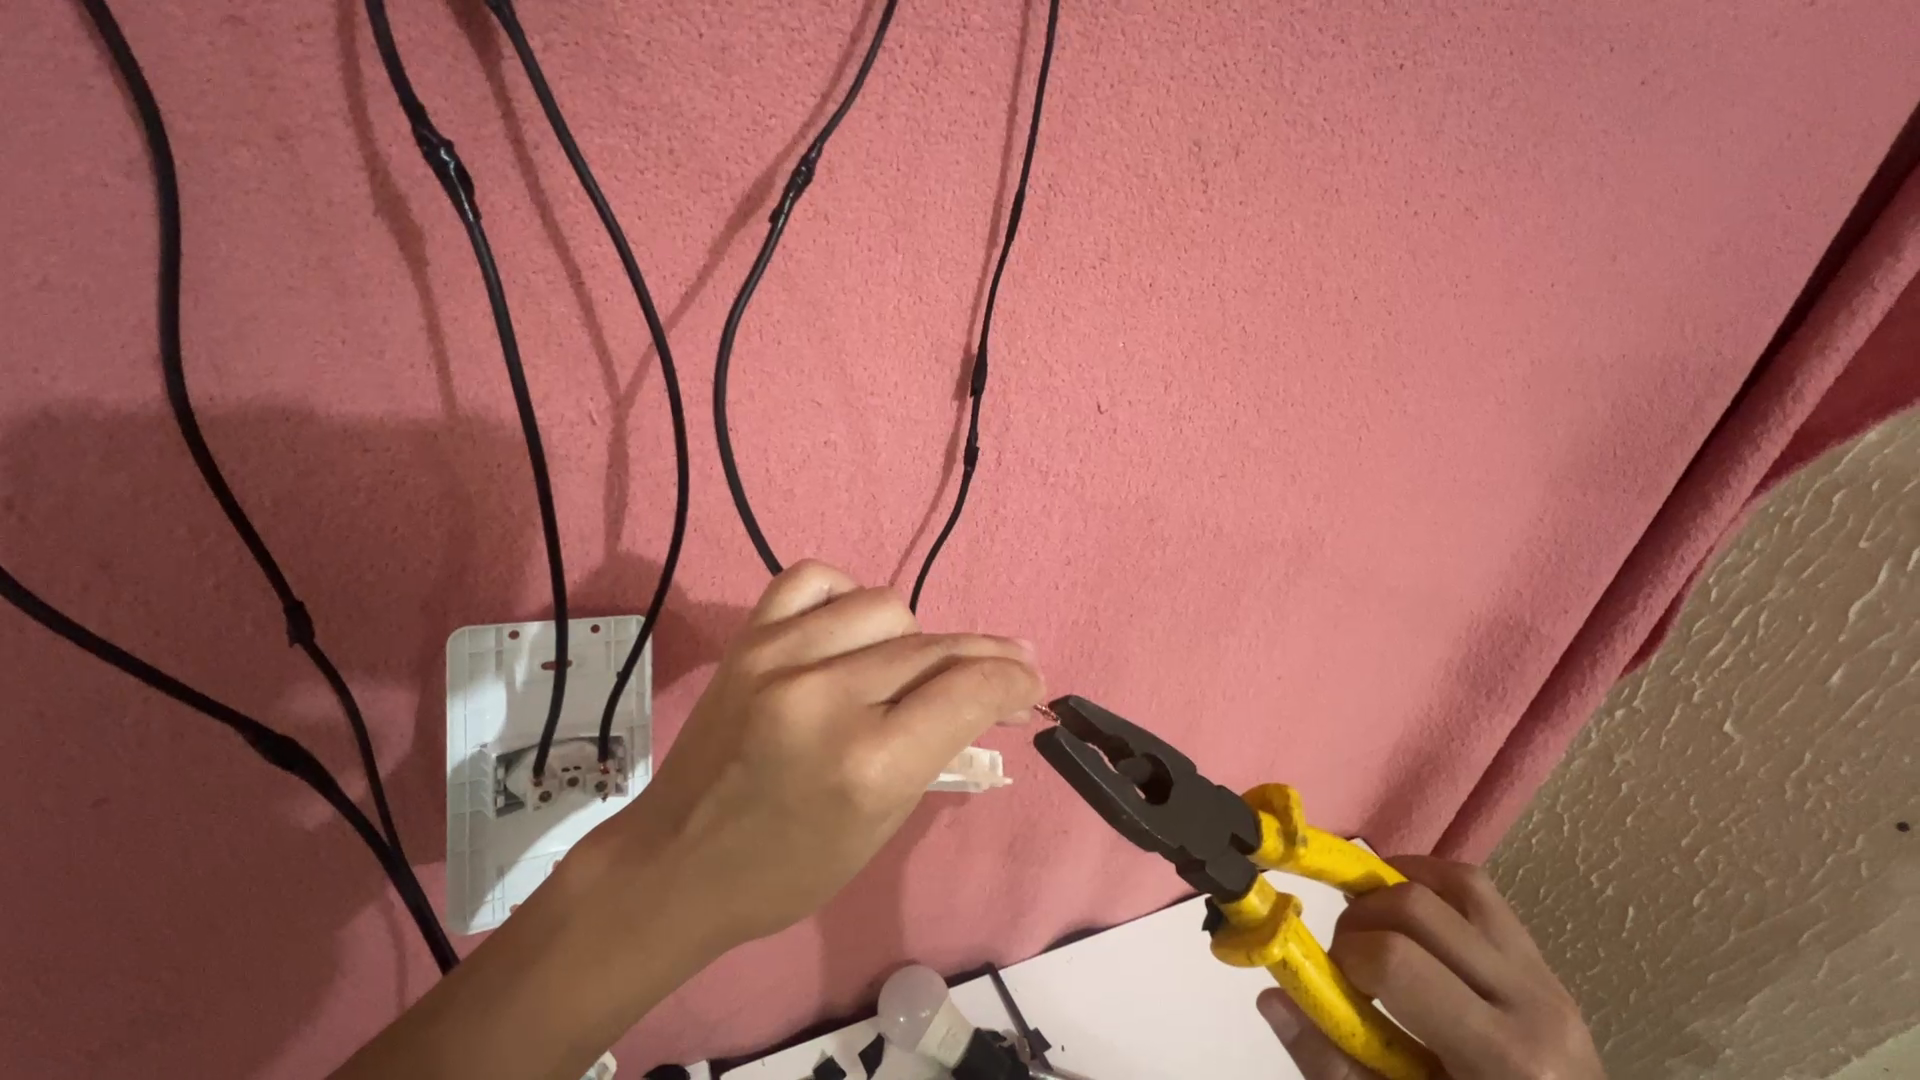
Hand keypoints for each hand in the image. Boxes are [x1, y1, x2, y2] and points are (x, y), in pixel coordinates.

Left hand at [586, 560, 1044, 953]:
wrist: (679, 862)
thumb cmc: (792, 867)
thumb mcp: (885, 822)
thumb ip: (939, 747)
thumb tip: (990, 693)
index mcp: (870, 761)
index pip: (969, 689)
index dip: (1013, 679)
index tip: (1030, 681)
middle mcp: (827, 696)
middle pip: (935, 648)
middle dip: (986, 657)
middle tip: (1009, 668)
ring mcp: (780, 657)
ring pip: (885, 607)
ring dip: (915, 638)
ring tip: (911, 667)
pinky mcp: (746, 640)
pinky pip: (813, 580)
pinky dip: (845, 596)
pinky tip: (852, 627)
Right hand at [1260, 856, 1602, 1079]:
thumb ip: (1332, 1065)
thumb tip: (1272, 997)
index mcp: (1503, 1056)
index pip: (1397, 959)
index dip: (1346, 958)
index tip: (1333, 986)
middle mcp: (1533, 1002)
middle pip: (1418, 907)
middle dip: (1359, 919)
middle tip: (1346, 961)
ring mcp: (1547, 977)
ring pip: (1456, 882)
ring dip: (1395, 888)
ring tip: (1370, 923)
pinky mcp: (1543, 965)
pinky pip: (1480, 894)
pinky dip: (1430, 885)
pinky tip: (1404, 916)